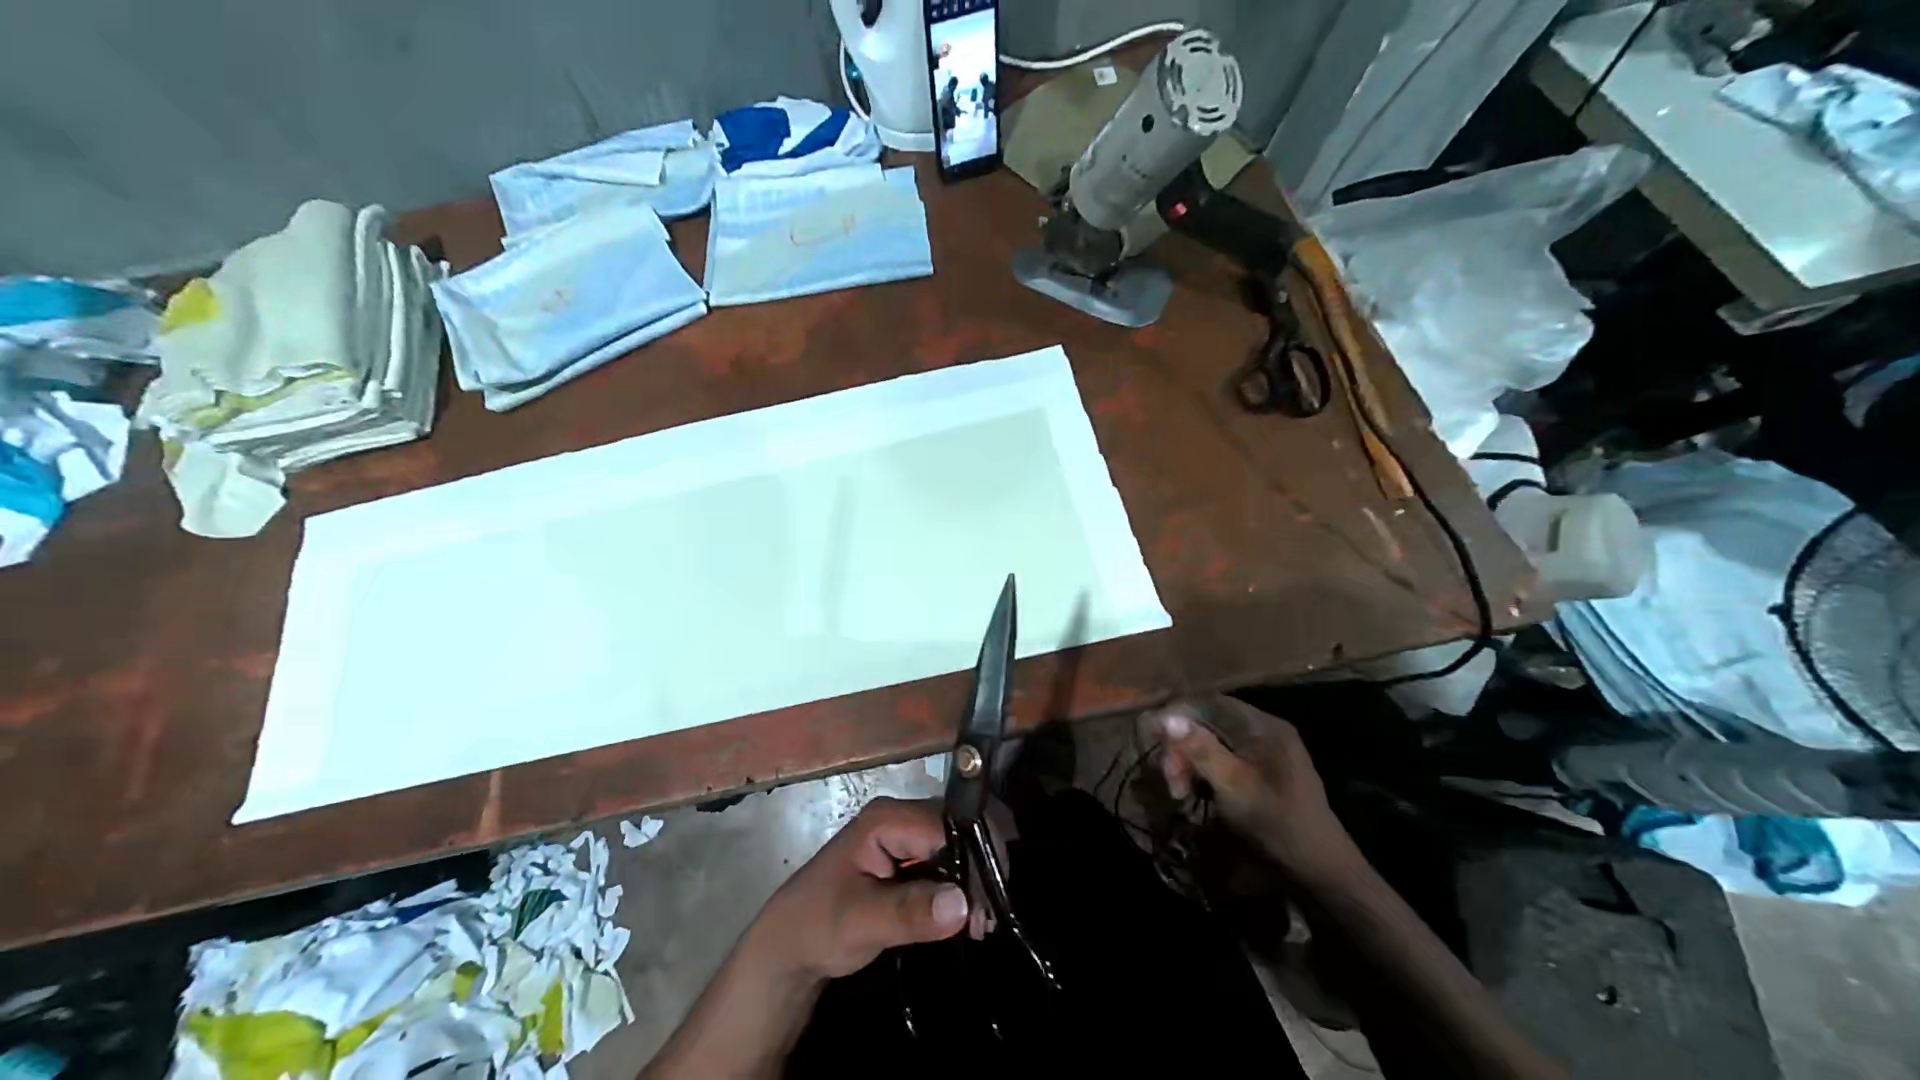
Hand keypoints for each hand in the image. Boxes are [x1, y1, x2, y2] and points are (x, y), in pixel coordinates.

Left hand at [746, 797, 971, 982]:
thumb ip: (909, 912)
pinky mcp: (912, 857)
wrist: (789, 946)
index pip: (948, 824)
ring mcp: (908, 835)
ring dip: (977, 880)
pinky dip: (966, 886)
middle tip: (987, 918)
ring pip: (961, 844)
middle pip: (960, 828)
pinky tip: (971, 919)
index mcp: (887, 818)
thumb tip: (962, 903)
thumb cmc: (817, 926)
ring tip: (981, 924)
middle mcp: (902, 817)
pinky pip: (951, 861)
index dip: (975, 857)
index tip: (989, 902)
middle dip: (982, 867)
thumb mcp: (860, 922)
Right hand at [1145, 697, 1361, 882]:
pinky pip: (1224, 757)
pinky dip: (1205, 771)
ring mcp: (1265, 750)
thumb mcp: (1232, 785)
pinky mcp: (1263, 770)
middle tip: (1171, 782)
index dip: (1177, 717)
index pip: (1208, 702)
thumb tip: (1165, 716)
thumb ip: (1200, 748)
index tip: (1157, 745)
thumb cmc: (1275, 823)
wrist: (1320, 869)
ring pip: (1213, 741)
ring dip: (1190, 762)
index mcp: (1263, 726)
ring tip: (1180, 793)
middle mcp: (1265, 730)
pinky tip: (1197, 793)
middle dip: (1182, 748)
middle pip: (1208, 722)